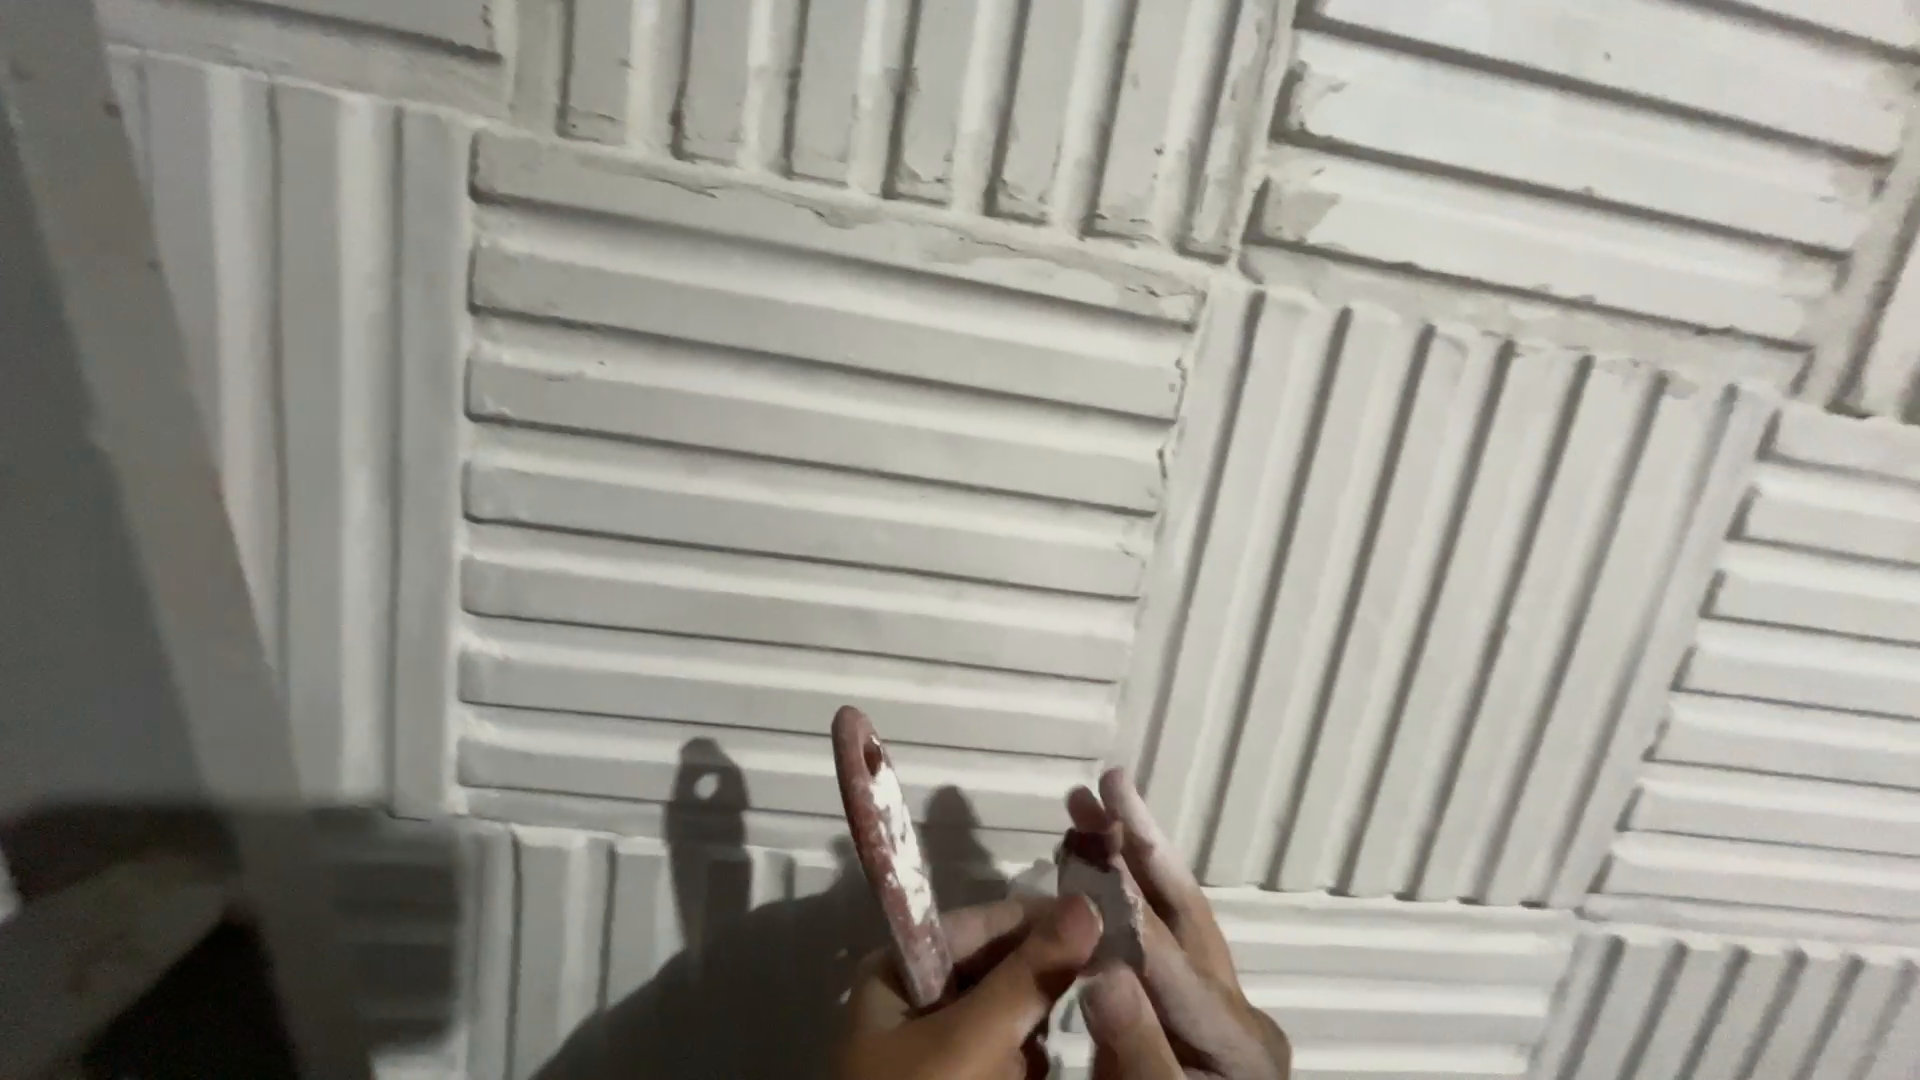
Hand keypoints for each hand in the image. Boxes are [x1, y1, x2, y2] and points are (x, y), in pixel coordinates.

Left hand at [839, 894, 1103, 1079]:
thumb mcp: (970, 1042)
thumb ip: (1027, 975)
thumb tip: (1086, 902)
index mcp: (901, 968)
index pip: (981, 922)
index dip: (1039, 918)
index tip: (1103, 920)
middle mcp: (916, 995)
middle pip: (996, 967)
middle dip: (1037, 987)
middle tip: (1093, 982)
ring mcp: (934, 1044)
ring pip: (1006, 1015)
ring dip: (1030, 1036)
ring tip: (1038, 1055)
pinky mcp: (957, 1079)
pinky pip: (1003, 1057)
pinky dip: (1022, 1068)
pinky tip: (1027, 1078)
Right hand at [1070, 769, 1290, 1079]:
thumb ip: (1139, 1054)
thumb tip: (1104, 975)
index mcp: (1240, 1044)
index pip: (1180, 973)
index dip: (1135, 922)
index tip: (1094, 870)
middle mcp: (1233, 1002)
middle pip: (1188, 911)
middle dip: (1144, 843)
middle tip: (1109, 784)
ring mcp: (1212, 992)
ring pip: (1170, 905)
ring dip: (1125, 850)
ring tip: (1085, 802)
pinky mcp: (1186, 989)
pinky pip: (1153, 924)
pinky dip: (1118, 883)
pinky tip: (1085, 852)